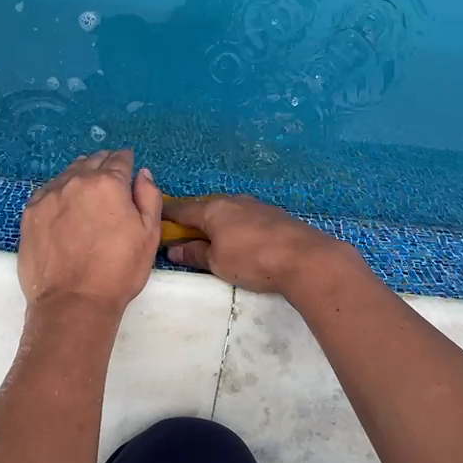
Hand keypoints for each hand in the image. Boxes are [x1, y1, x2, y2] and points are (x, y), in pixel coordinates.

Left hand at [18, 150, 162, 313]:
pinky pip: (48, 190)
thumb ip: (149, 198)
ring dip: (81, 175)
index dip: (126, 161)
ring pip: (68, 173)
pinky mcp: (30, 212)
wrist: (72, 302)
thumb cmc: (118, 271)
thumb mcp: (149, 235)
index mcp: (109, 183)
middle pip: (92, 162)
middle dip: (104, 165)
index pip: (120, 159)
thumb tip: (142, 174)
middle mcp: (77, 181)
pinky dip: (59, 190)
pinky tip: (64, 203)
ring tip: (87, 187)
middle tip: (110, 175)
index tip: (128, 165)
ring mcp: (49, 196)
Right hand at [161, 194, 361, 294]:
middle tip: (186, 233)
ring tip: (214, 237)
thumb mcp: (217, 262)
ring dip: (218, 221)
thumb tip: (174, 249)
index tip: (157, 218)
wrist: (304, 257)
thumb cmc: (252, 259)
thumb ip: (195, 254)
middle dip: (195, 218)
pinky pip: (247, 217)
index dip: (168, 214)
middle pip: (207, 207)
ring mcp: (256, 205)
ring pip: (229, 210)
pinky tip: (241, 238)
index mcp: (213, 209)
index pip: (182, 208)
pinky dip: (237, 225)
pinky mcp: (275, 215)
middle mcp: (233, 201)